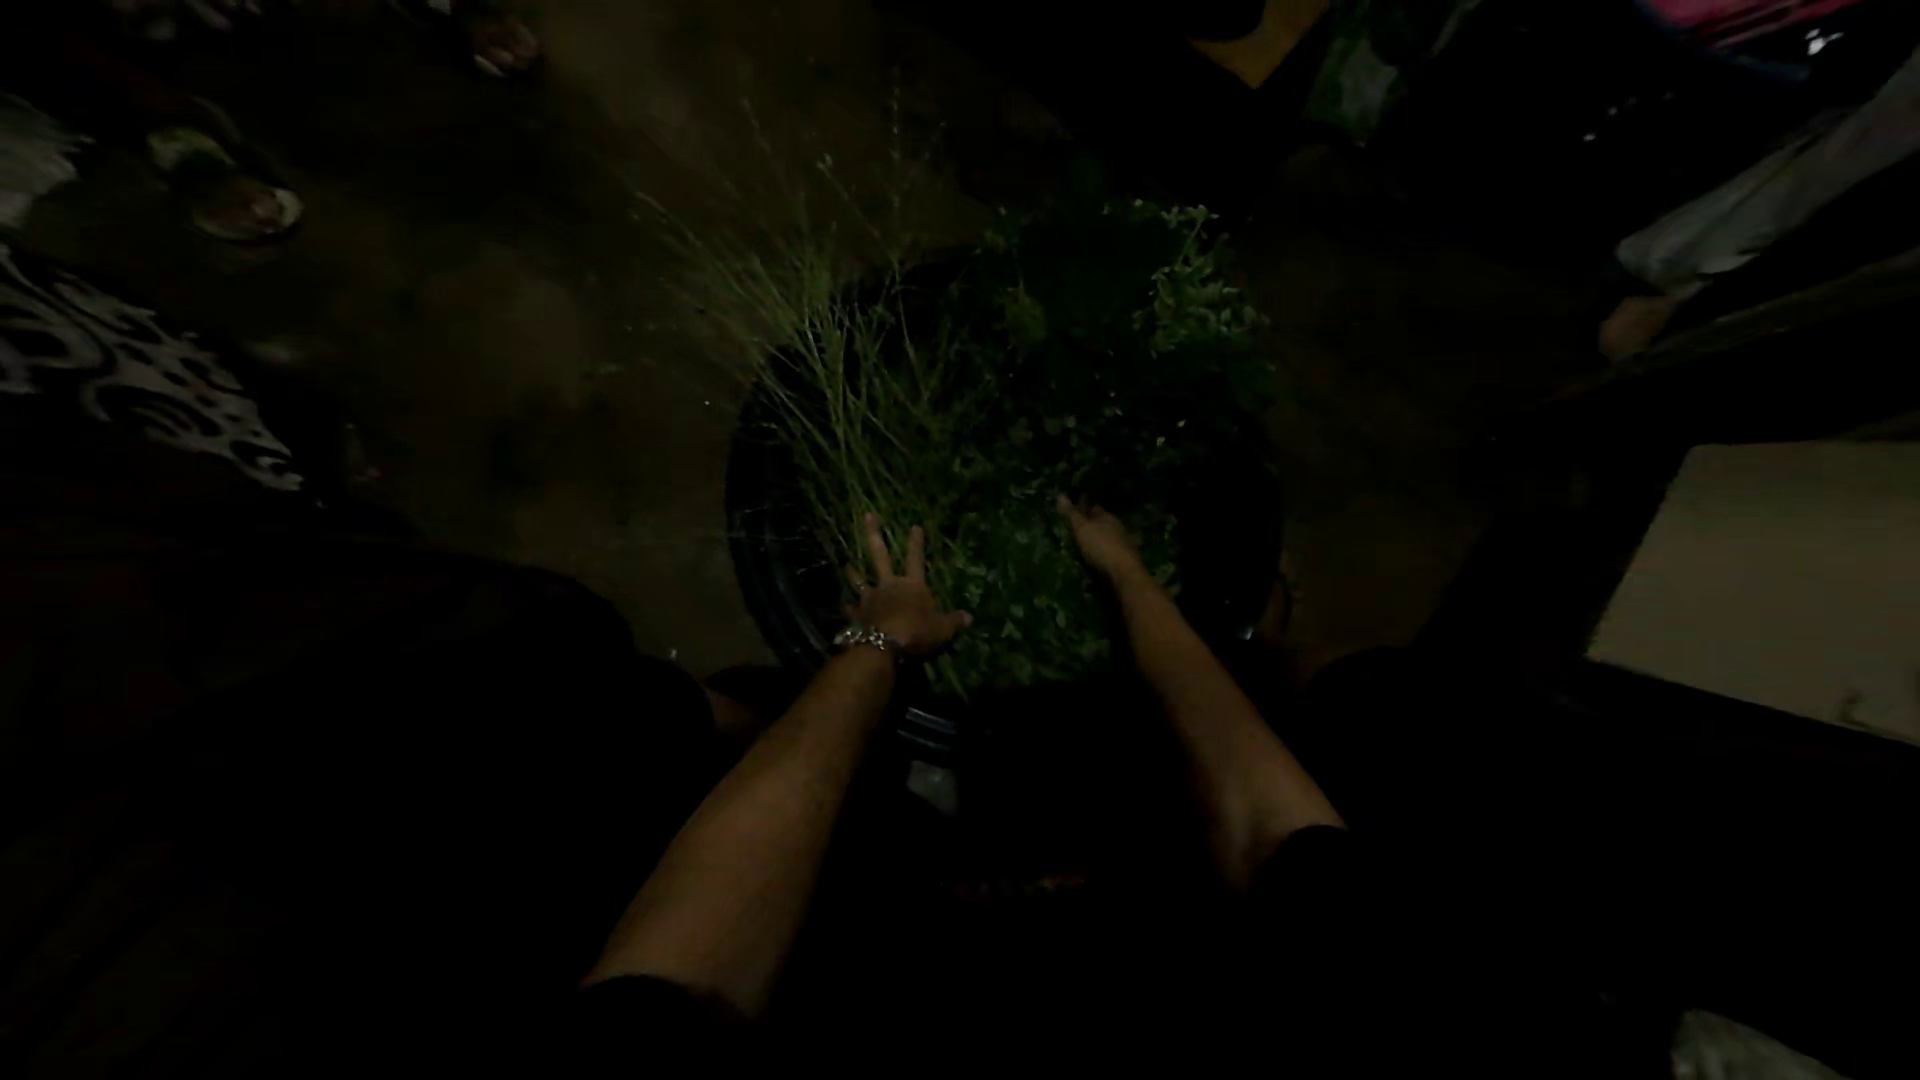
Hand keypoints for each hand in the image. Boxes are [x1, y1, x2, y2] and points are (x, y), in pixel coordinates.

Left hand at [848, 514, 971, 657]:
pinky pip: (852, 609)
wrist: (885, 646)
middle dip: (875, 534)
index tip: (914, 526)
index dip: (916, 543)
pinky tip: (844, 605)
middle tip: (868, 515)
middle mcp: (890, 585)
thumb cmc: (918, 631)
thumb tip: (970, 617)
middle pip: (881, 556)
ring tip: (847, 564)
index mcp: (913, 585)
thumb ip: (955, 621)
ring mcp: (871, 598)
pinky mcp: (858, 615)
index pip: (916, 559)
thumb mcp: (943, 628)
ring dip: (853, 572)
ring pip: (860, 580)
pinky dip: (848, 607)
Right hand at [1057, 495, 1147, 583]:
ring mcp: (1122, 543)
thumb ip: (1072, 514)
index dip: (1084, 507)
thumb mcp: (1082, 528)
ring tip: (1084, 542)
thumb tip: (1061, 495)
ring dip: (1098, 538)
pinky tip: (1096, 556)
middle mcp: (1116, 527)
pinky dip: (1102, 551)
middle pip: (1101, 522)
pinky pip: (1110, 551)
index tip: (1073, 508)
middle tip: (1077, 526)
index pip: (1094, 508)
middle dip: (1091, 523)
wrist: (1123, 571)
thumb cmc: (1100, 545)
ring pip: (1107, 536)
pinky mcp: (1123, 558)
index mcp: (1107, 517)